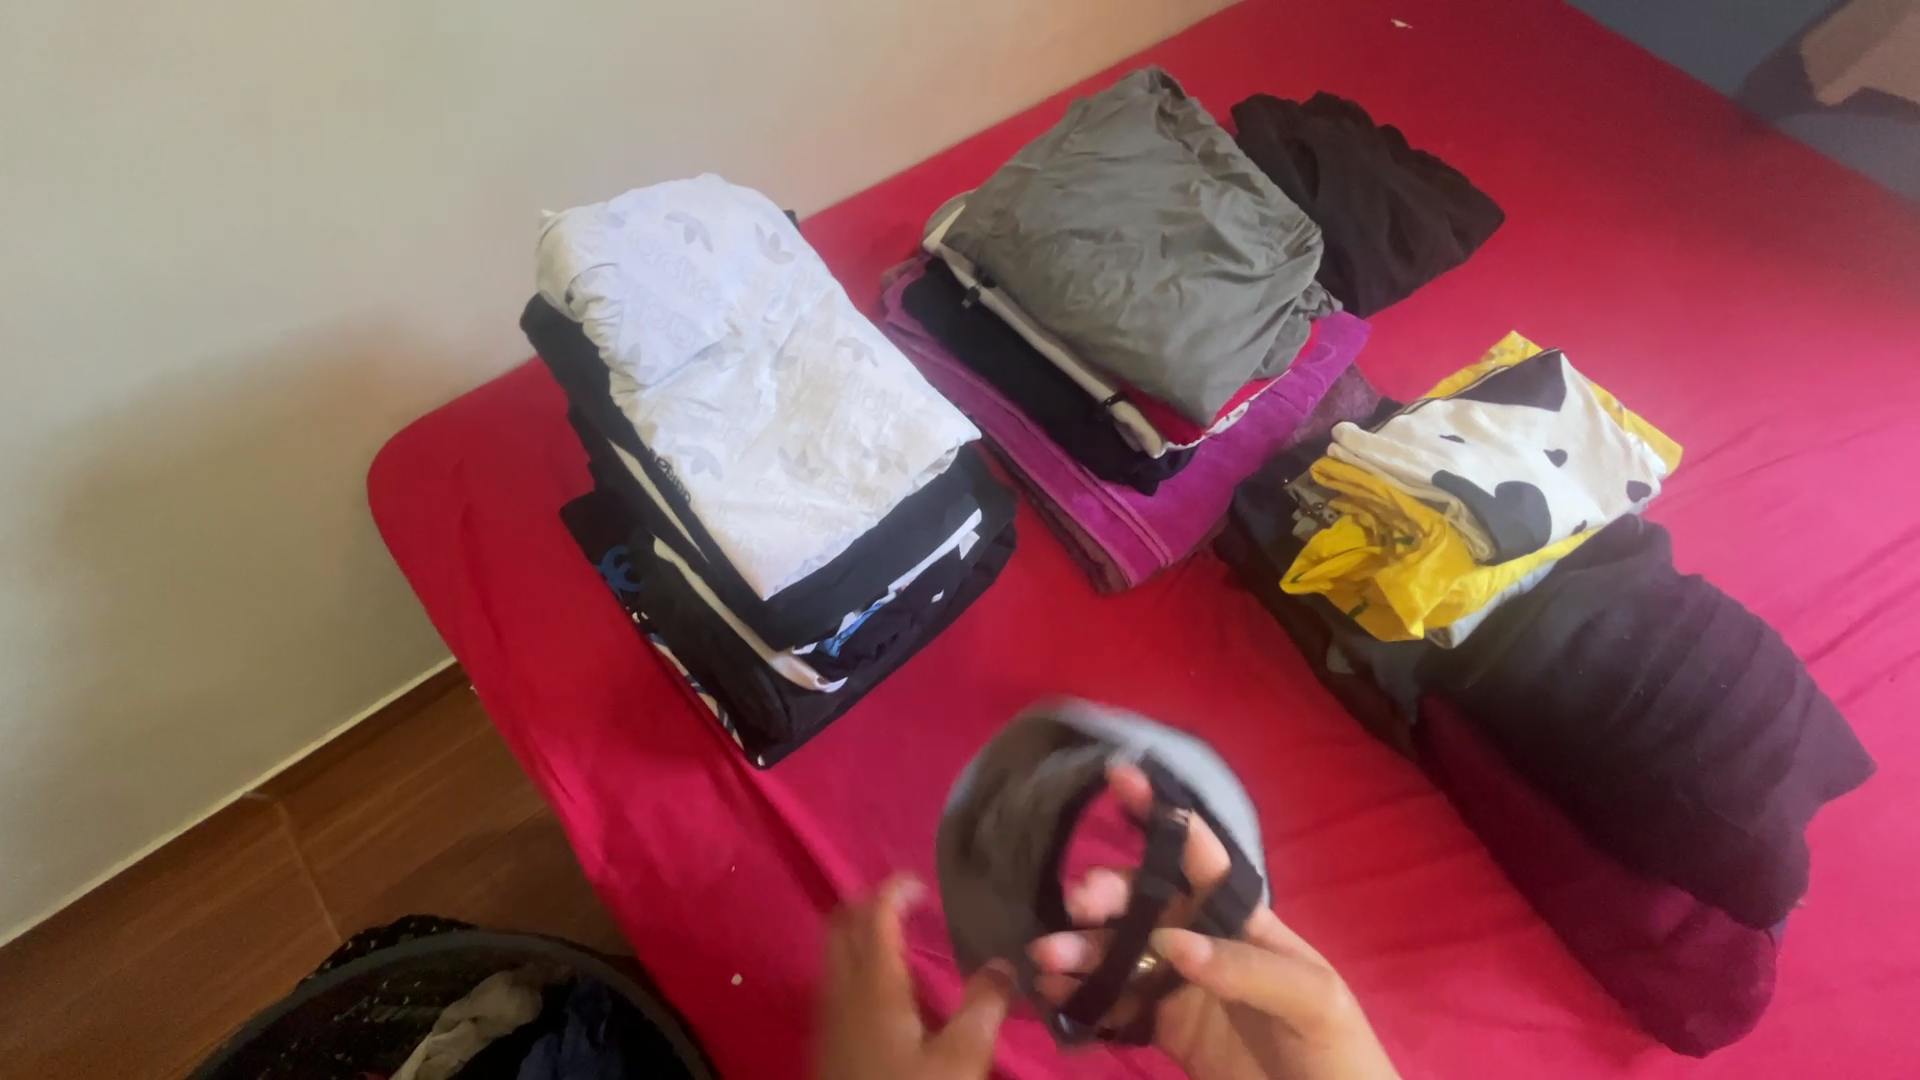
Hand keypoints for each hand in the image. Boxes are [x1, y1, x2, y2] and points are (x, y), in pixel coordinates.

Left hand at [818, 875, 1013, 1079]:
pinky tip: (884, 990)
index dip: (896, 889)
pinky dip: (854, 964)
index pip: (876, 914)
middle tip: (906, 905)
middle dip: (869, 904)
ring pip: (834, 953)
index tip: (922, 883)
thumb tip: (1004, 964)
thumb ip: (984, 1007)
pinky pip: (833, 981)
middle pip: (841, 924)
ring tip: (898, 940)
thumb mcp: (959, 1062)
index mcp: (875, 984)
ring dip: (859, 934)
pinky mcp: (826, 1043)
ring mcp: (828, 1017)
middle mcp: (843, 990)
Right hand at [1030, 766, 1399, 1079]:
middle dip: (1104, 892)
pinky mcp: (1162, 1028)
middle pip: (1141, 899)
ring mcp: (1176, 982)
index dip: (1160, 811)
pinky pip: (1113, 1003)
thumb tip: (1170, 940)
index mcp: (1238, 915)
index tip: (1119, 775)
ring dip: (1079, 947)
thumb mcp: (1312, 999)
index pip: (1196, 852)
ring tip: (1045, 956)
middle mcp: (1199, 936)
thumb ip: (1246, 965)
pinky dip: (1080, 995)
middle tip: (1078, 905)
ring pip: (1117, 949)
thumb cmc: (1338, 1052)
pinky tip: (1053, 992)